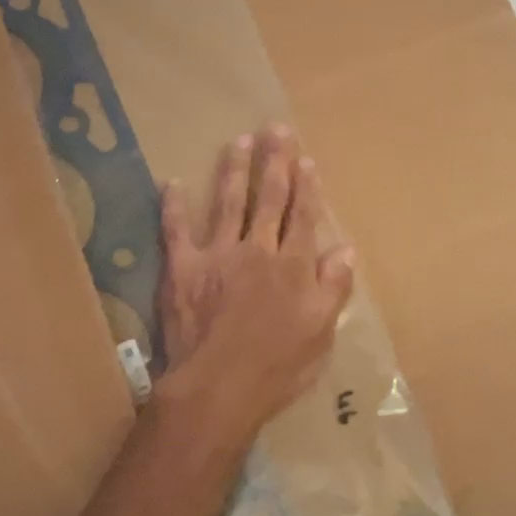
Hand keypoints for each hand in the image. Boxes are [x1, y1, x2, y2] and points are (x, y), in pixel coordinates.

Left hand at [156, 124, 355, 445]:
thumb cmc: (277, 367)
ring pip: (227, 204)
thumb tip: (345, 249)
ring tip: (237, 142)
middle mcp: (257, 251)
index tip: (306, 160)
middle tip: (275, 128)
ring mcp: (217, 256)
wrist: (218, 386)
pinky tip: (170, 183)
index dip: (306, 188)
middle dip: (274, 162)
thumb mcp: (321, 333)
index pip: (303, 217)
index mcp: (293, 266)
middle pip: (268, 199)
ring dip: (233, 171)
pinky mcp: (182, 269)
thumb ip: (333, 287)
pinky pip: (176, 230)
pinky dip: (173, 206)